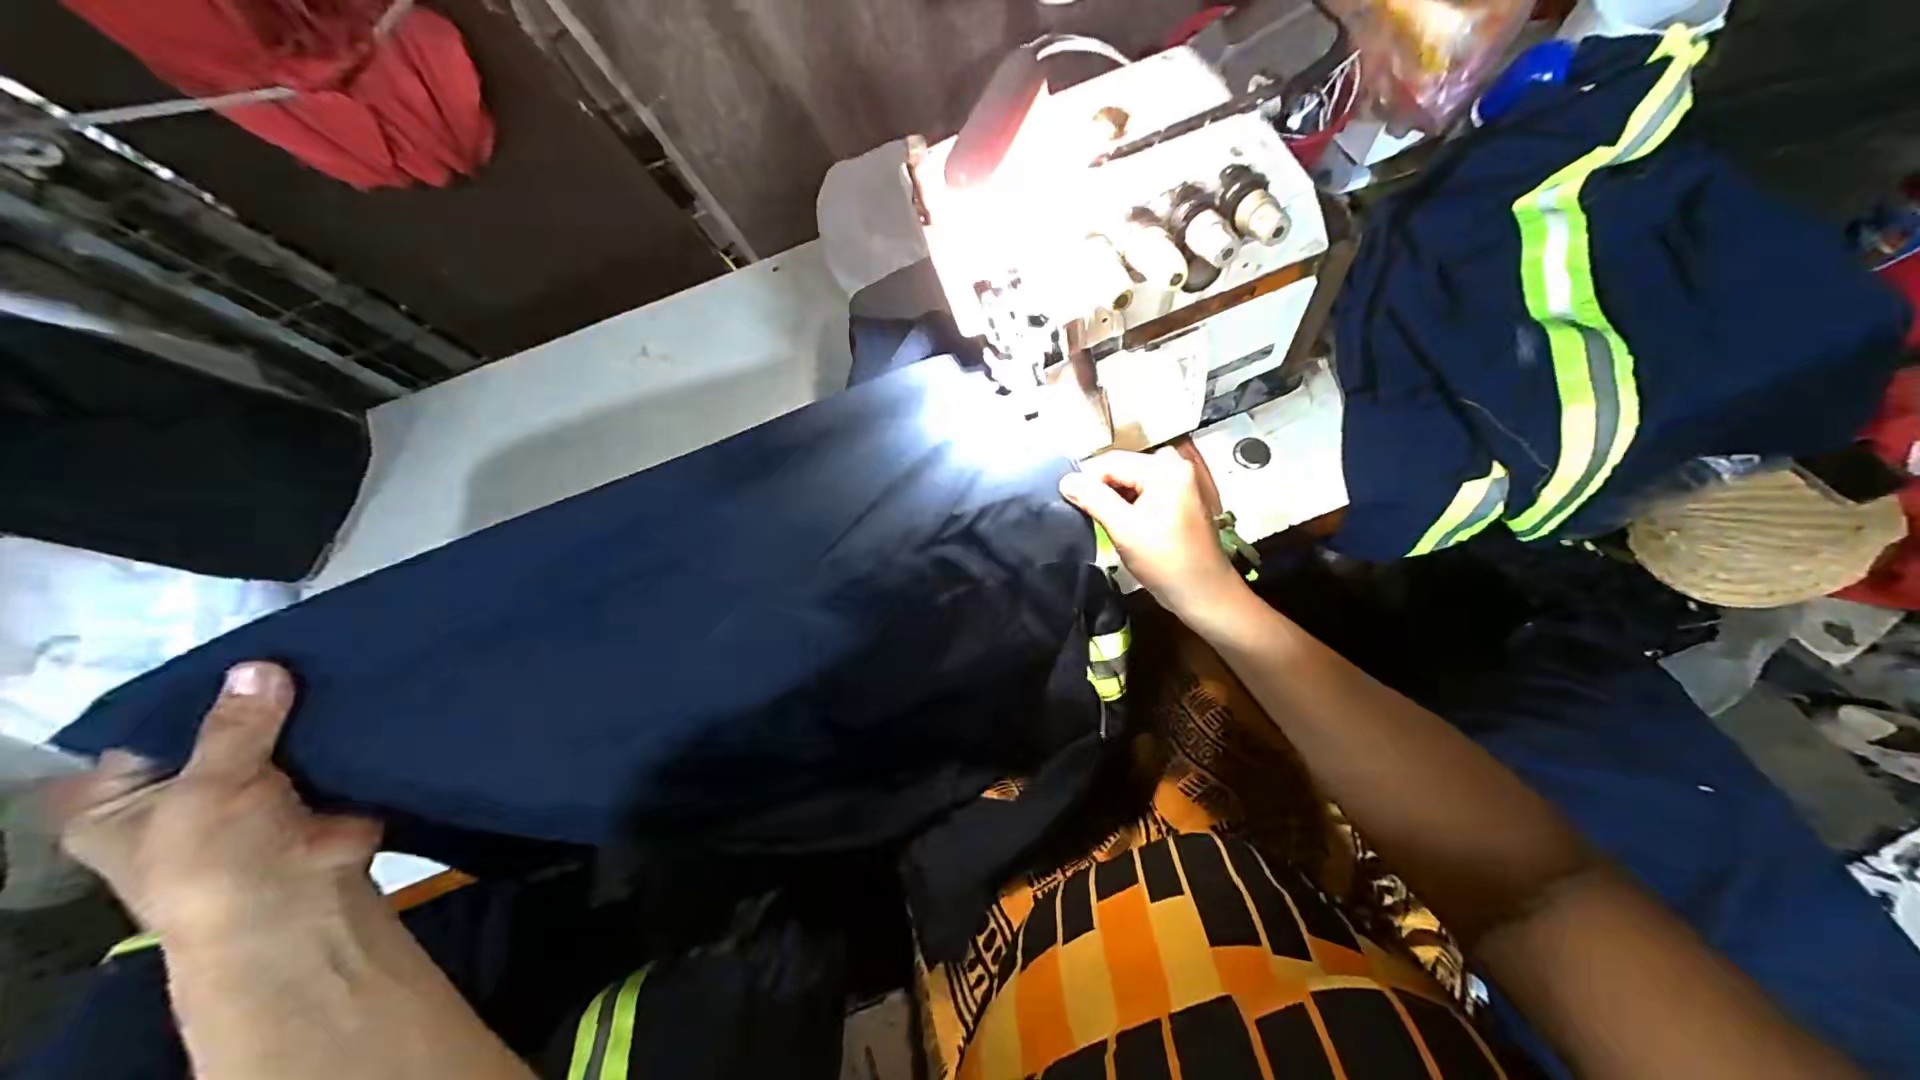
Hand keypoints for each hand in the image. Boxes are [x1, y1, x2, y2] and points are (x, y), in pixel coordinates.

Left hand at [48, 662, 381, 948]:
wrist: (300, 903)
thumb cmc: (218, 858)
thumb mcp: (208, 787)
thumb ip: (235, 725)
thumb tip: (259, 665)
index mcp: (120, 800)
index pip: (150, 726)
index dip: (191, 689)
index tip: (236, 647)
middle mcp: (183, 791)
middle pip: (220, 725)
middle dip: (257, 694)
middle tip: (293, 642)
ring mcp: (254, 789)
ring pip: (276, 733)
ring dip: (304, 707)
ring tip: (332, 655)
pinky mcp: (314, 785)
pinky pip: (323, 745)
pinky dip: (338, 724)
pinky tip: (359, 686)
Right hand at [1058, 449, 1250, 621]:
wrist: (1204, 593)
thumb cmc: (1167, 562)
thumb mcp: (1124, 529)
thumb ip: (1093, 499)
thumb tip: (1066, 481)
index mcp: (1165, 469)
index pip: (1110, 462)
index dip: (1086, 482)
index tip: (1070, 504)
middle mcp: (1174, 467)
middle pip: (1120, 469)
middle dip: (1100, 490)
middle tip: (1086, 516)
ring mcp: (1178, 482)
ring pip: (1129, 481)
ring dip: (1112, 500)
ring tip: (1105, 524)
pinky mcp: (1177, 499)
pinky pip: (1142, 492)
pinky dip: (1127, 506)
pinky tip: (1122, 526)